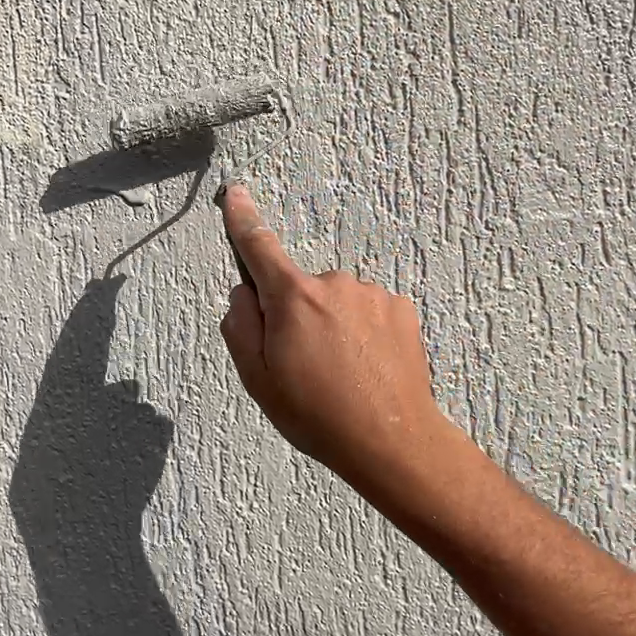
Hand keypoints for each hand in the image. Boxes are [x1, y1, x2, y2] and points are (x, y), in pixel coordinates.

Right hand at [217, 183, 463, 490]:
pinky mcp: (400, 309)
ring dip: (329, 327)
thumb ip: (239, 326)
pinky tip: (363, 368)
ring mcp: (371, 295)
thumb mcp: (256, 378)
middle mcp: (334, 285)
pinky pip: (364, 311)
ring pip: (333, 302)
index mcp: (292, 298)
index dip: (242, 219)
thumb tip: (245, 294)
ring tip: (338, 375)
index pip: (258, 246)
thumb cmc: (317, 415)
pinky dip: (359, 333)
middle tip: (302, 365)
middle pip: (297, 289)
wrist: (391, 442)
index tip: (235, 194)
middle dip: (292, 316)